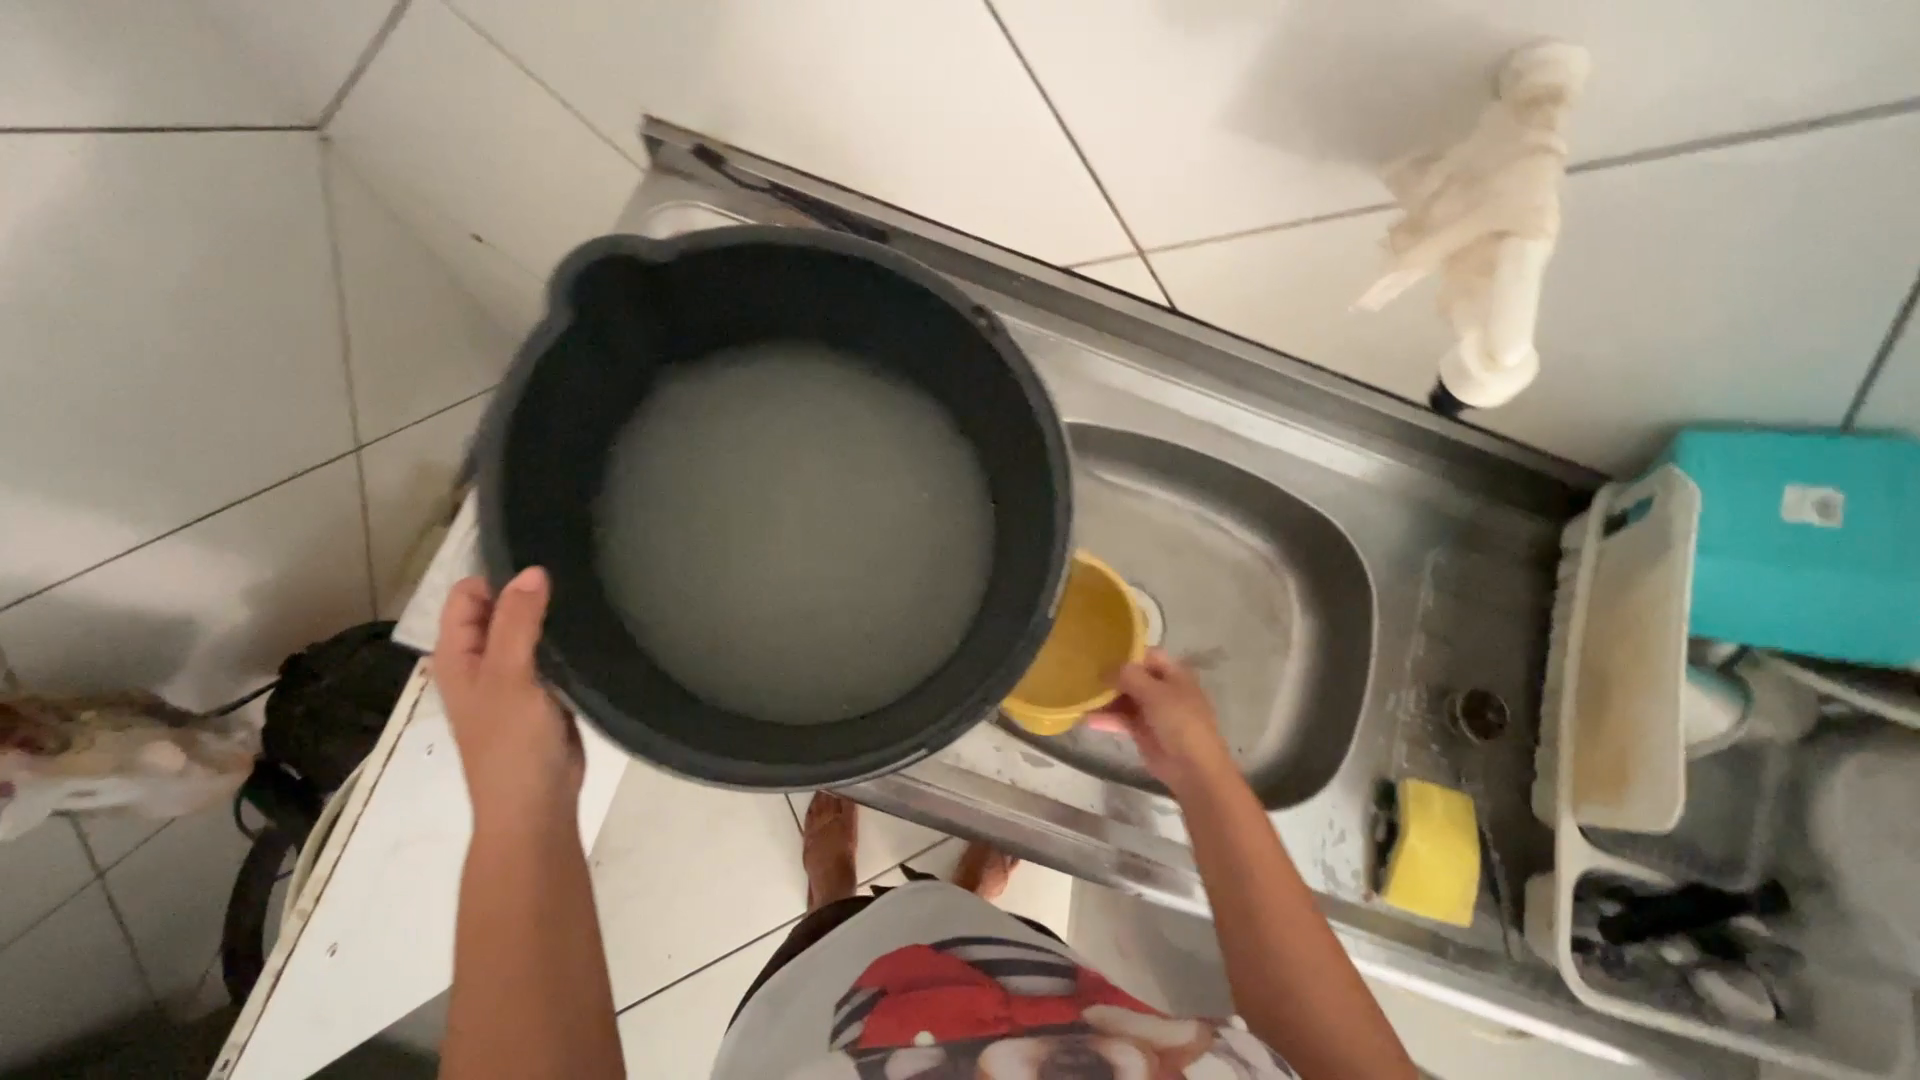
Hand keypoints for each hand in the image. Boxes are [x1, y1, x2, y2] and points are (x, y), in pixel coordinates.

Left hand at [434, 567, 582, 831]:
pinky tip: (594, 633)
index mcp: (457, 655)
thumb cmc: (511, 743)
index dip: (499, 576)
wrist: (535, 806)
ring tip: (590, 598)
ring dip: (553, 619)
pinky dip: (568, 644)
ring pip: (532, 632)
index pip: (468, 594)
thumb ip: (517, 622)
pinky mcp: (546, 694)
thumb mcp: (509, 676)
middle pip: (502, 609)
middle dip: (531, 593)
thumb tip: (532, 571)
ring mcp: (514, 679)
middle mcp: (482, 662)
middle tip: (575, 575)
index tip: (543, 564)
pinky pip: (554, 656)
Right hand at [1087, 649, 1233, 796]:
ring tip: (1080, 698)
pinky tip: (1086, 719)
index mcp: (1174, 674)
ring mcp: (1152, 711)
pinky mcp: (1142, 731)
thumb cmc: (1180, 721)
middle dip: (1110, 677)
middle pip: (1132, 677)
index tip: (1100, 654)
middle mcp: (1162, 689)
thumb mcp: (1155, 693)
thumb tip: (1105, 669)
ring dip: (1104, 699)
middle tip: (1084, 676)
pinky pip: (1120, 719)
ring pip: (1124, 698)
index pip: (1148, 655)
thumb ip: (1128, 676)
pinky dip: (1105, 718)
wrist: (1193, 767)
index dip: (1126, 654)